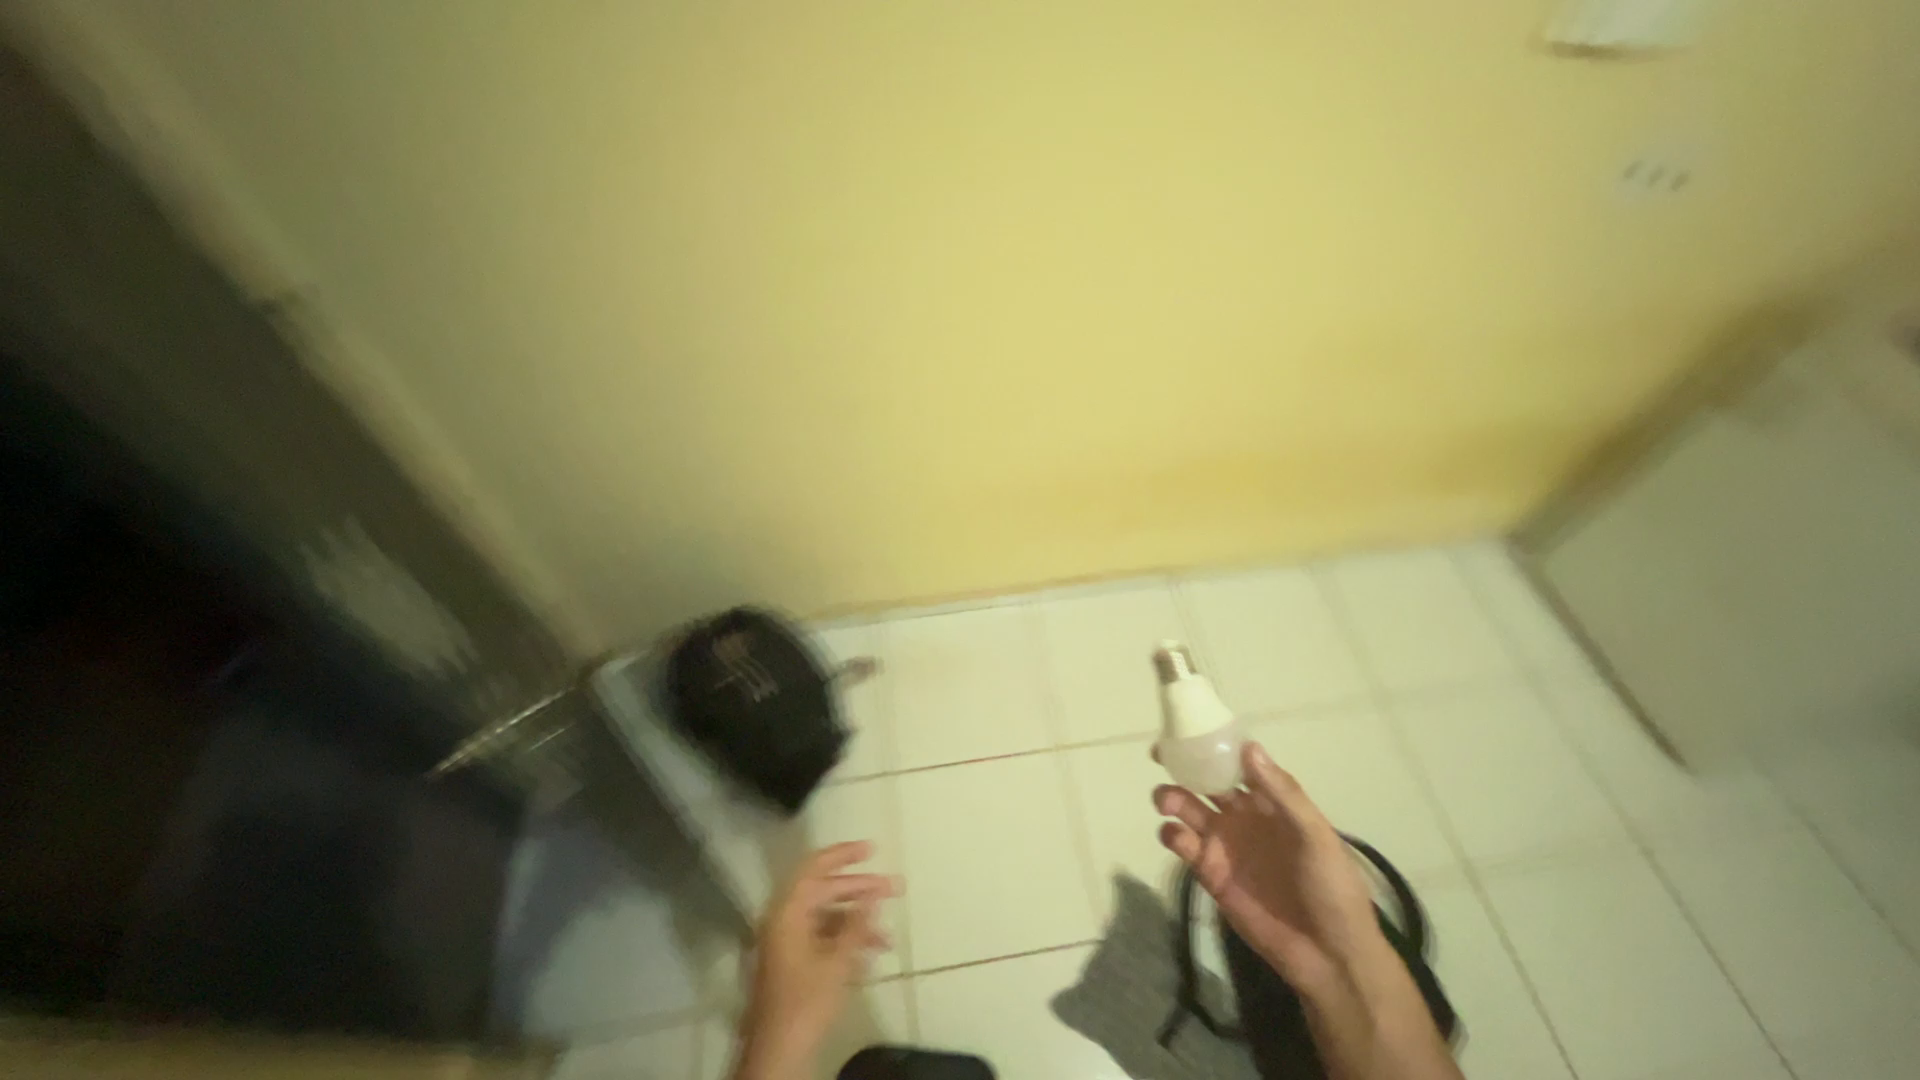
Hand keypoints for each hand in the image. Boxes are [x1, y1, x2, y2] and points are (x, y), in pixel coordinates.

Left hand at [734, 842, 897, 1079]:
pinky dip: (846, 940)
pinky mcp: (792, 963)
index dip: (843, 855)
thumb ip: (857, 924)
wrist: (776, 1054)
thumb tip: (874, 892)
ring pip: (827, 917)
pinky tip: (871, 954)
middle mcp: (783, 920)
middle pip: (824, 891)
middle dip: (860, 890)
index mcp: (787, 913)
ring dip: (858, 921)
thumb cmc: (806, 1003)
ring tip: (889, 936)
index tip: (872, 850)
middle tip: (894, 888)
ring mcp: (786, 943)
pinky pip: (822, 938)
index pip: (814, 868)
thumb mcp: (838, 962)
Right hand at [1154, 741, 1380, 990]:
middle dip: (1182, 768)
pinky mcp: (1210, 874)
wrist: (1328, 955)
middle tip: (1160, 758)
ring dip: (1172, 798)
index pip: (1237, 765)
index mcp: (1271, 803)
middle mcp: (1244, 818)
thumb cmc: (1331, 887)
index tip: (1188, 731)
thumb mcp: (1315, 835)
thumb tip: (1248, 747)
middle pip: (1205, 783)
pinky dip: (1172, 836)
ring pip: (1188, 810)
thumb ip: (1282, 793)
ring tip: (1166, 801)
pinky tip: (1176, 837)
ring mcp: (1225, 845)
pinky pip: (1183, 846)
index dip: (1214, 747)